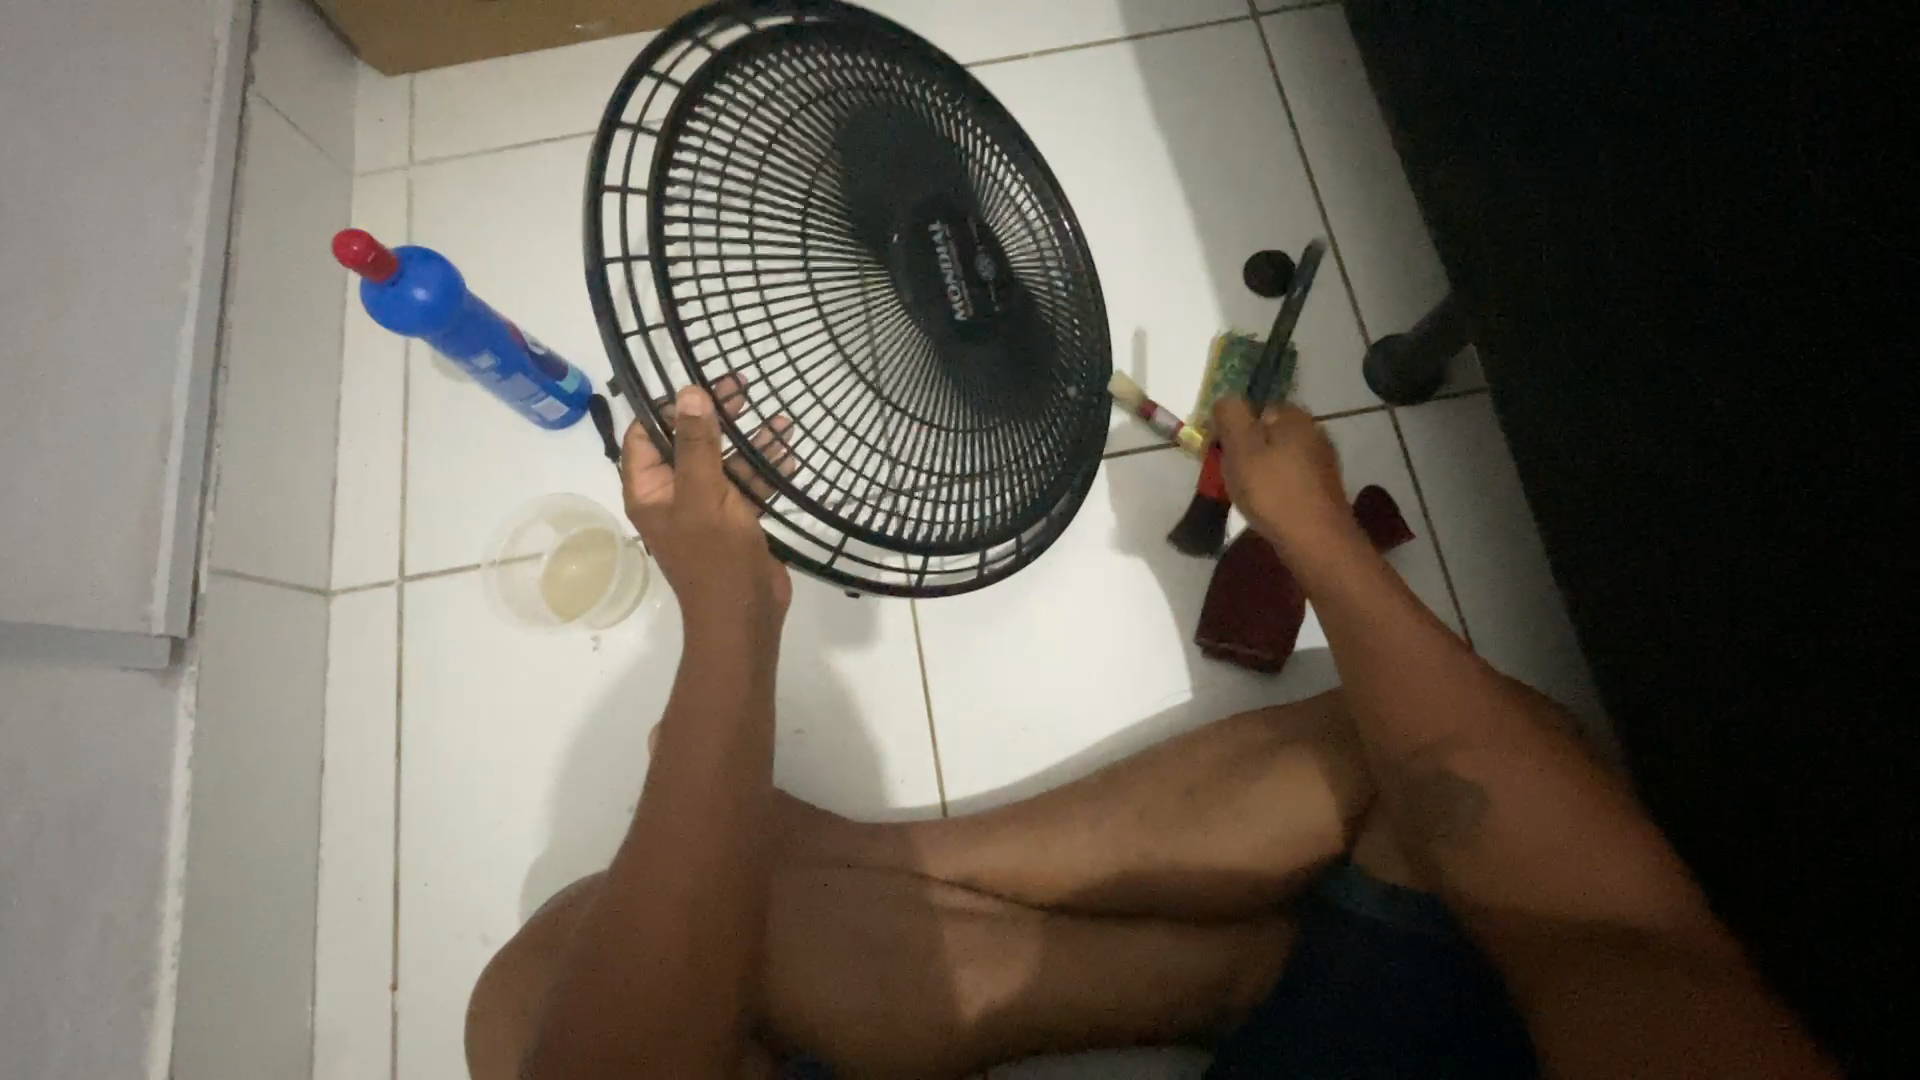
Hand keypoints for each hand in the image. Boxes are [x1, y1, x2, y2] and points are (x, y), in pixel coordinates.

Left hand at [622, 383, 792, 643]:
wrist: (745, 616)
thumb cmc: (715, 559)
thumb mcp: (704, 496)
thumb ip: (697, 445)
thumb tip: (690, 393)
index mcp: (651, 490)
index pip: (645, 435)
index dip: (667, 407)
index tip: (697, 383)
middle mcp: (675, 495)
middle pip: (690, 443)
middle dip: (716, 417)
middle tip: (742, 386)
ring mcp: (708, 509)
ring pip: (726, 463)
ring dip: (751, 443)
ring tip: (781, 419)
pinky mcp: (739, 521)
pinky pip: (750, 486)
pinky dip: (768, 470)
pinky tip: (790, 453)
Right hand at [1211, 397, 1353, 558]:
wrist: (1315, 539)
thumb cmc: (1271, 491)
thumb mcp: (1240, 448)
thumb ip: (1230, 416)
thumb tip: (1226, 399)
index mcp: (1293, 416)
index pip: (1254, 410)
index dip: (1233, 430)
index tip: (1219, 454)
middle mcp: (1314, 431)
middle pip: (1267, 434)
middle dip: (1247, 451)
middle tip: (1230, 476)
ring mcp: (1322, 460)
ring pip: (1278, 456)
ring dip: (1260, 470)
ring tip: (1246, 494)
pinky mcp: (1324, 486)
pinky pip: (1290, 478)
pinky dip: (1275, 487)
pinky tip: (1267, 505)